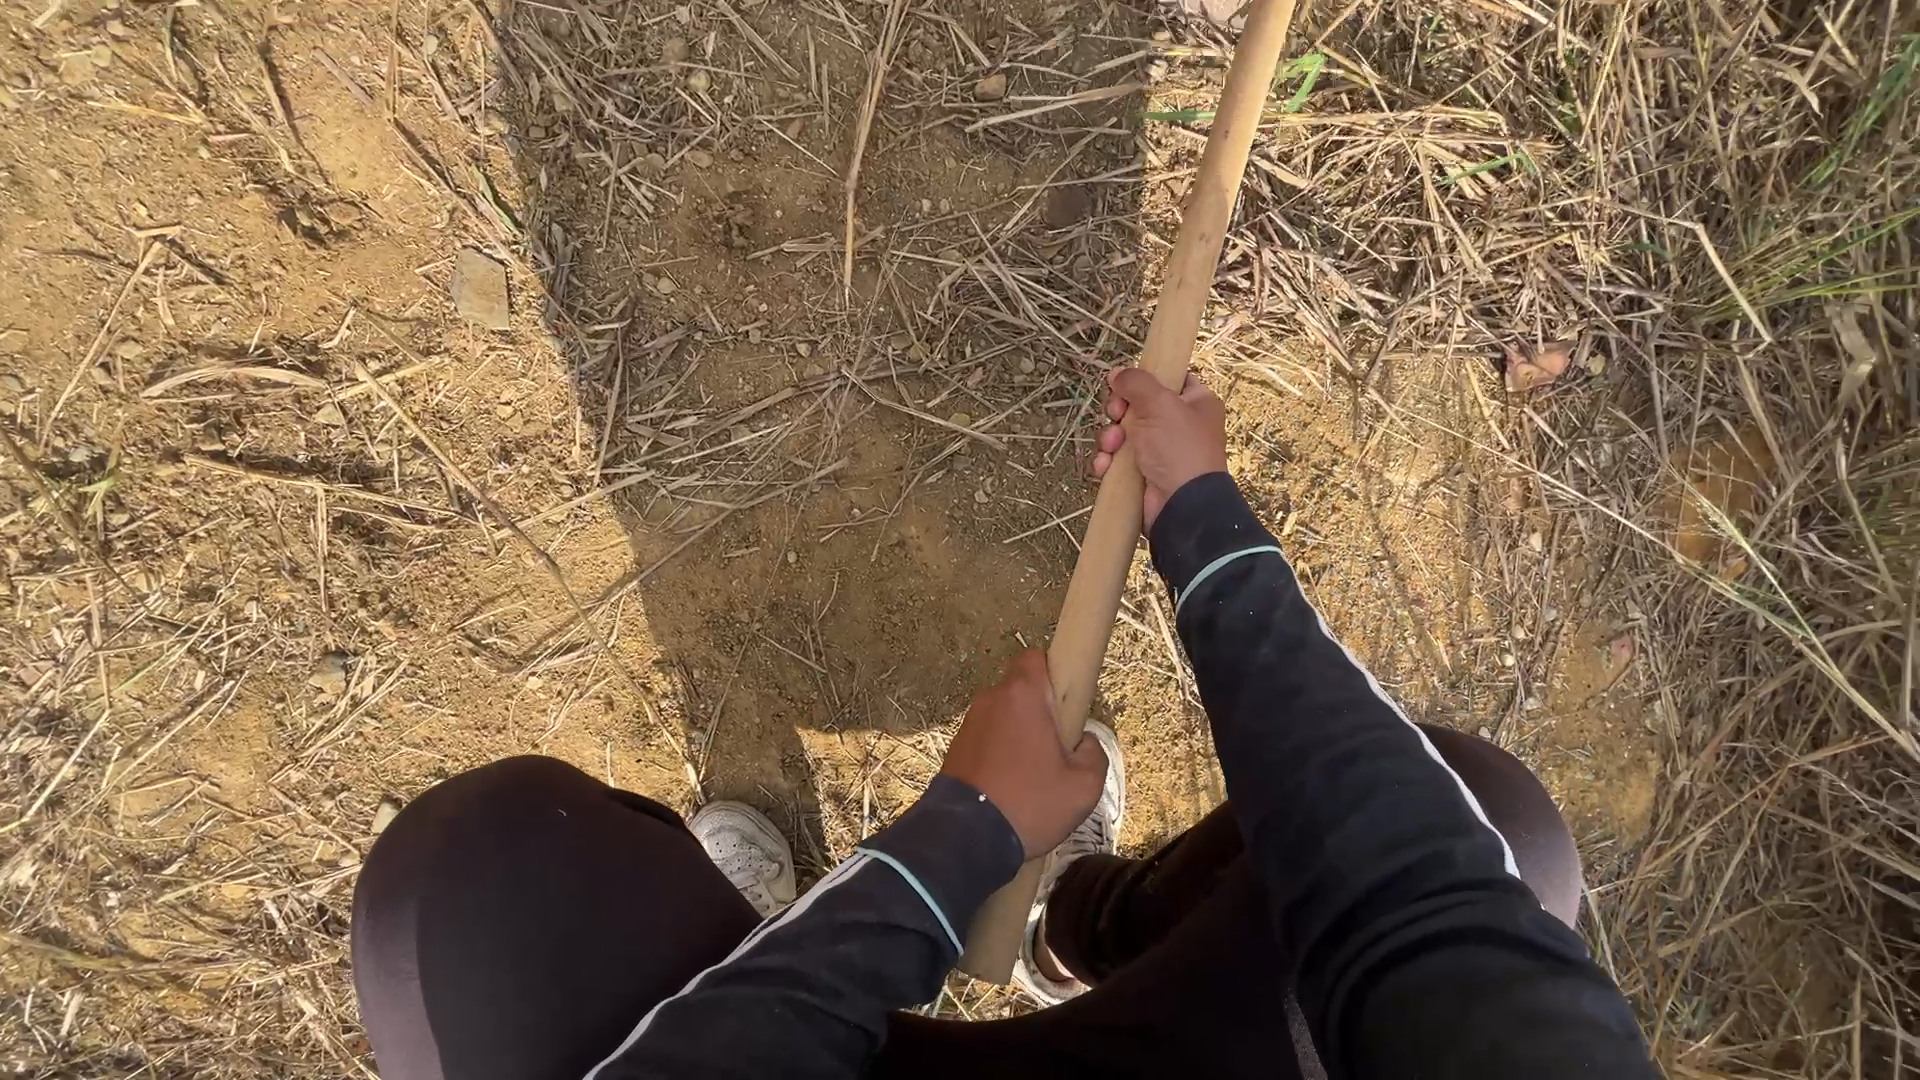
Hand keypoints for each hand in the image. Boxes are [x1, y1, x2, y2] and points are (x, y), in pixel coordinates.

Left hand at [938, 650, 1107, 858]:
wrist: (965, 838)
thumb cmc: (1029, 803)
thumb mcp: (1084, 786)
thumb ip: (1093, 753)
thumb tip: (1081, 742)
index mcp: (1022, 695)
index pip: (1036, 657)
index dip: (1054, 674)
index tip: (1065, 706)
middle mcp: (992, 698)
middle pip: (1022, 690)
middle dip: (1041, 712)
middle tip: (1056, 750)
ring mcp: (969, 722)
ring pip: (1005, 715)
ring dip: (1020, 735)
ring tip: (1032, 776)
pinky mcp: (955, 745)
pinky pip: (988, 737)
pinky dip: (1000, 752)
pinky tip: (1009, 785)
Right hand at [1092, 368, 1228, 529]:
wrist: (1181, 505)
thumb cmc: (1178, 448)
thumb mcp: (1160, 404)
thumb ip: (1137, 383)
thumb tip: (1116, 372)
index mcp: (1195, 403)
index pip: (1168, 380)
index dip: (1144, 380)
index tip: (1125, 384)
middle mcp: (1179, 426)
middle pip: (1138, 405)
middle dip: (1119, 412)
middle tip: (1117, 415)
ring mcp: (1160, 451)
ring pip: (1123, 433)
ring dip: (1110, 438)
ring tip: (1112, 447)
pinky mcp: (1143, 474)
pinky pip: (1117, 459)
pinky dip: (1108, 461)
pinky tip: (1106, 466)